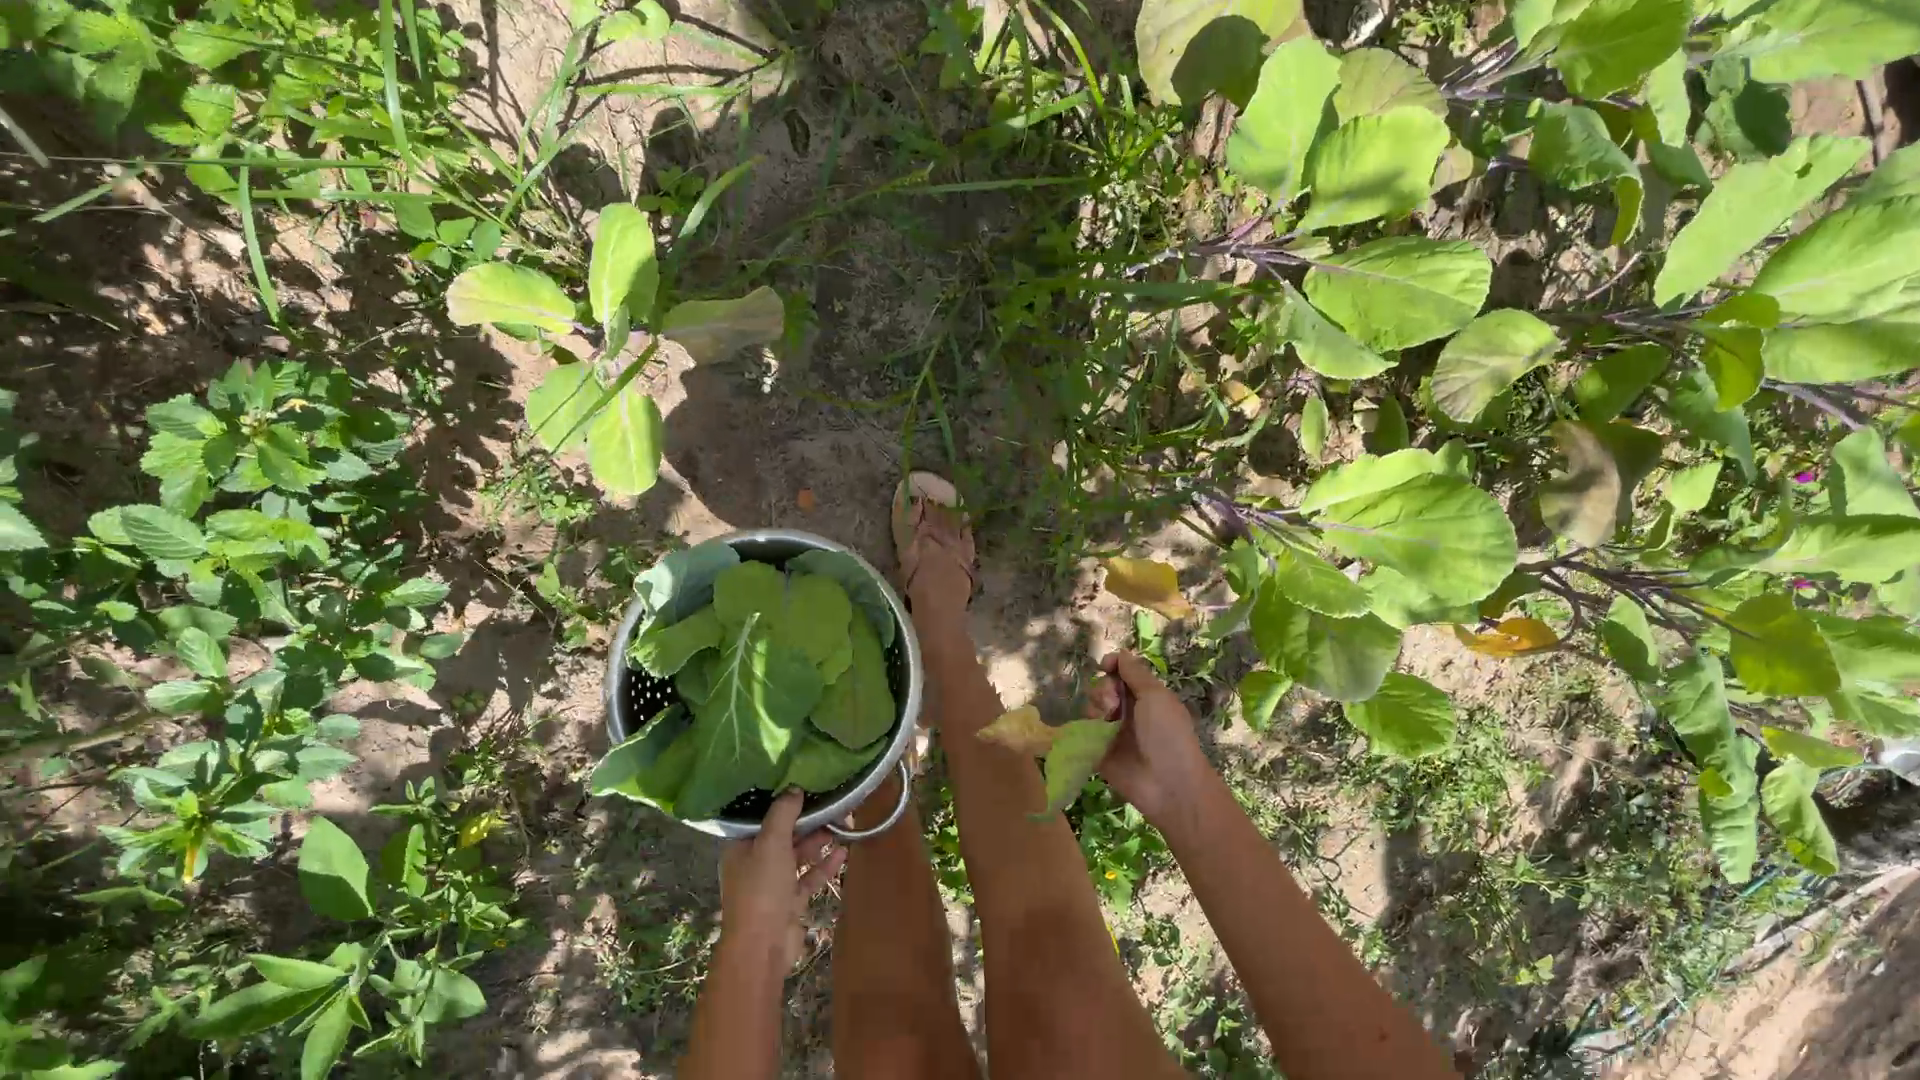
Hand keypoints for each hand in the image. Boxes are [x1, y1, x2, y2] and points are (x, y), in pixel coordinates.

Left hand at [717, 789, 847, 972]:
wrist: (763, 946)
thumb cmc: (761, 888)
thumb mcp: (771, 843)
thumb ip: (783, 813)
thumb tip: (794, 788)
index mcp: (741, 848)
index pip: (761, 818)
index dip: (782, 803)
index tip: (805, 787)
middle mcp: (754, 863)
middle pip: (783, 835)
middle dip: (807, 822)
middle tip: (832, 805)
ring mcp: (773, 884)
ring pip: (798, 856)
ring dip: (818, 841)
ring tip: (843, 825)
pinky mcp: (790, 901)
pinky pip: (809, 877)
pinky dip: (824, 865)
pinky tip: (843, 852)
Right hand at [1085, 652, 1215, 828]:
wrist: (1168, 783)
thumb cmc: (1167, 734)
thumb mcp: (1156, 696)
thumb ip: (1135, 673)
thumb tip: (1120, 653)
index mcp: (1146, 696)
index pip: (1122, 672)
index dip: (1112, 665)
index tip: (1105, 666)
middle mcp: (1128, 711)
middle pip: (1103, 687)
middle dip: (1103, 690)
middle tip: (1113, 704)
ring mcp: (1112, 732)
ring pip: (1091, 707)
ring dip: (1094, 708)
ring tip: (1105, 722)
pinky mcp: (1098, 751)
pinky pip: (1083, 732)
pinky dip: (1083, 728)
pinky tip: (1090, 732)